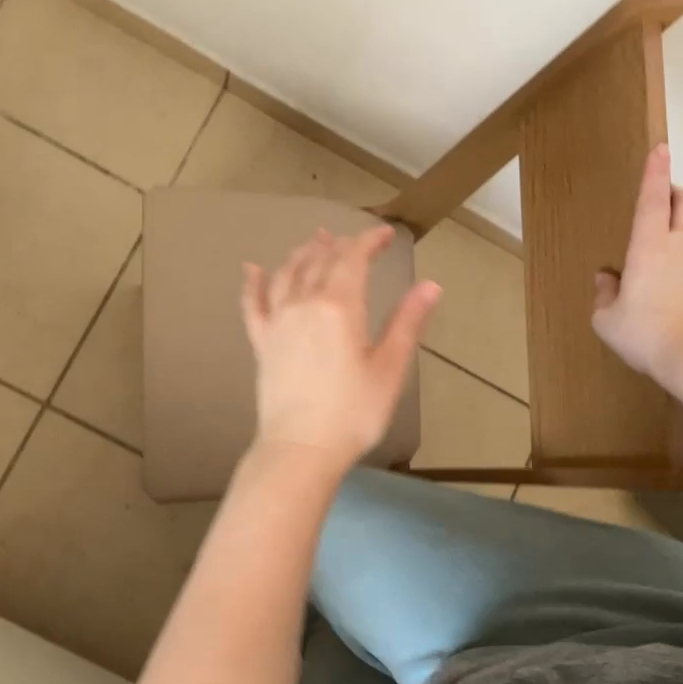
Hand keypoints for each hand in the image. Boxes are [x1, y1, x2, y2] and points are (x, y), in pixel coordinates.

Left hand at [241, 226, 440, 471]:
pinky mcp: (261, 344)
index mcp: (338, 306)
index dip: (369, 240)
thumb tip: (430, 285)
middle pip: (319, 262)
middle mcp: (303, 305)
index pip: (353, 258)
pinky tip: (252, 269)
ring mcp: (277, 323)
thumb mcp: (389, 369)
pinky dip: (253, 283)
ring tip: (313, 243)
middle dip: (338, 245)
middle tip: (351, 239)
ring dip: (302, 254)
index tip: (387, 234)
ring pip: (287, 274)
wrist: (300, 449)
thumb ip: (407, 323)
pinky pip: (253, 304)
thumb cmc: (352, 413)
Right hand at [592, 144, 682, 380]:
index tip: (660, 148)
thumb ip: (605, 293)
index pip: (652, 199)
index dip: (655, 172)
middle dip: (674, 193)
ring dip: (675, 241)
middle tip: (663, 195)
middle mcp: (681, 247)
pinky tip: (668, 298)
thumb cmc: (645, 334)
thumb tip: (607, 278)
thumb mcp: (607, 319)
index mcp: (649, 247)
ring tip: (653, 270)